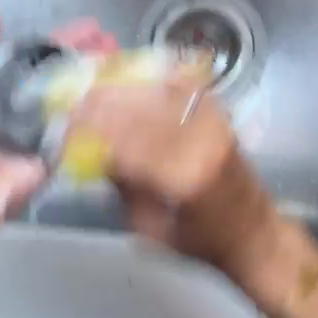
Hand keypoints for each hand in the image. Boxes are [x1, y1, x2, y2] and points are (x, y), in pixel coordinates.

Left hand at [0, 12, 115, 249]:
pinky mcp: (49, 161)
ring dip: (99, 85)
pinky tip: (121, 102)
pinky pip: (75, 138)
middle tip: (116, 44)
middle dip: (88, 61)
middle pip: (60, 79)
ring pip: (73, 105)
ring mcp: (36, 136)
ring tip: (126, 65)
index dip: (62, 42)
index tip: (92, 27)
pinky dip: (96, 120)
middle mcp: (18, 109)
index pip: (34, 58)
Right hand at [64, 69, 295, 285]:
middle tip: (71, 106)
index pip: (124, 141)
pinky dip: (153, 77)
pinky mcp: (219, 112)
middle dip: (99, 103)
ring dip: (122, 86)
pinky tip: (131, 80)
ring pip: (158, 89)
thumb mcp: (148, 227)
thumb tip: (91, 153)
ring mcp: (214, 121)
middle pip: (139, 106)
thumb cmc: (200, 241)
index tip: (64, 130)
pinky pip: (182, 82)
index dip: (88, 131)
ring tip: (94, 91)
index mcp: (184, 177)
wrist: (254, 233)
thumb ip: (123, 186)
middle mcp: (202, 140)